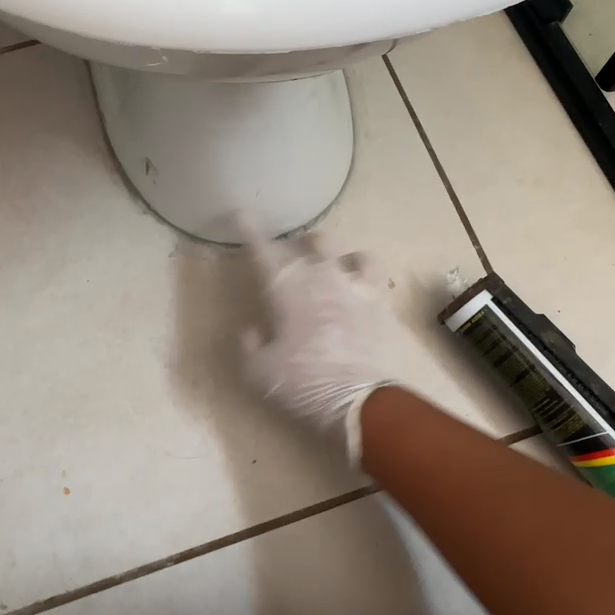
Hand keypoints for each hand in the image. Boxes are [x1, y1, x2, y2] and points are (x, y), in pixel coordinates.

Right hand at [240, 225, 399, 466]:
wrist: (355, 400)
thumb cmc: (300, 383)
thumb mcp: (257, 370)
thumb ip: (250, 344)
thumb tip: (254, 329)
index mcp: (283, 289)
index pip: (263, 251)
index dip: (251, 231)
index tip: (243, 215)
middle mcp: (315, 276)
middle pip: (295, 246)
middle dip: (283, 247)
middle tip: (276, 258)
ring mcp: (346, 282)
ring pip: (329, 245)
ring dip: (316, 247)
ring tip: (313, 256)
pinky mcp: (371, 296)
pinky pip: (367, 263)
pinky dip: (356, 261)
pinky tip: (351, 270)